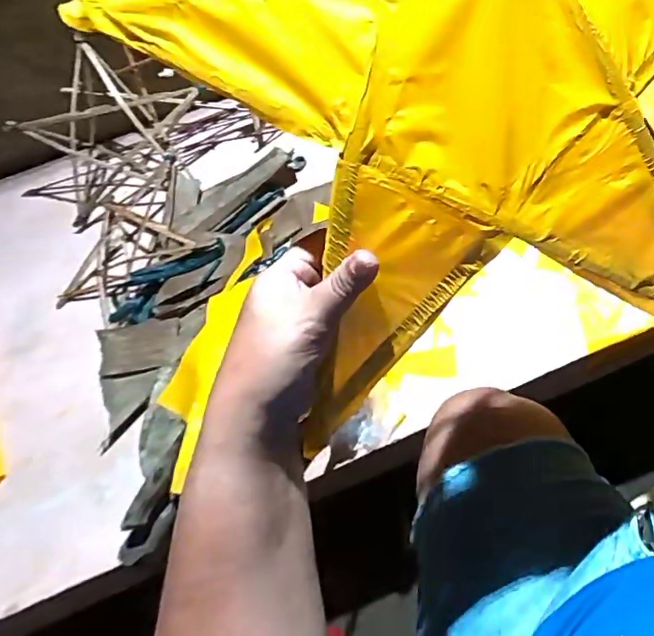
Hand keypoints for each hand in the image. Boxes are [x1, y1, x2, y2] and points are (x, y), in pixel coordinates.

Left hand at [205, 244, 378, 453]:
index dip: (344, 237)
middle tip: (398, 259)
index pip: (315, 244)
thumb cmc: (276, 356)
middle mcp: (287, 295)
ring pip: (337, 296)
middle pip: (330, 270)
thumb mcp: (313, 314)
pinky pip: (339, 319)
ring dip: (361, 294)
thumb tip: (372, 253)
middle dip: (359, 267)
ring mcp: (299, 320)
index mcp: (278, 278)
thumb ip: (344, 282)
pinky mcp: (311, 343)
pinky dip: (357, 316)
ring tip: (397, 283)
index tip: (382, 233)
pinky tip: (382, 313)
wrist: (255, 421)